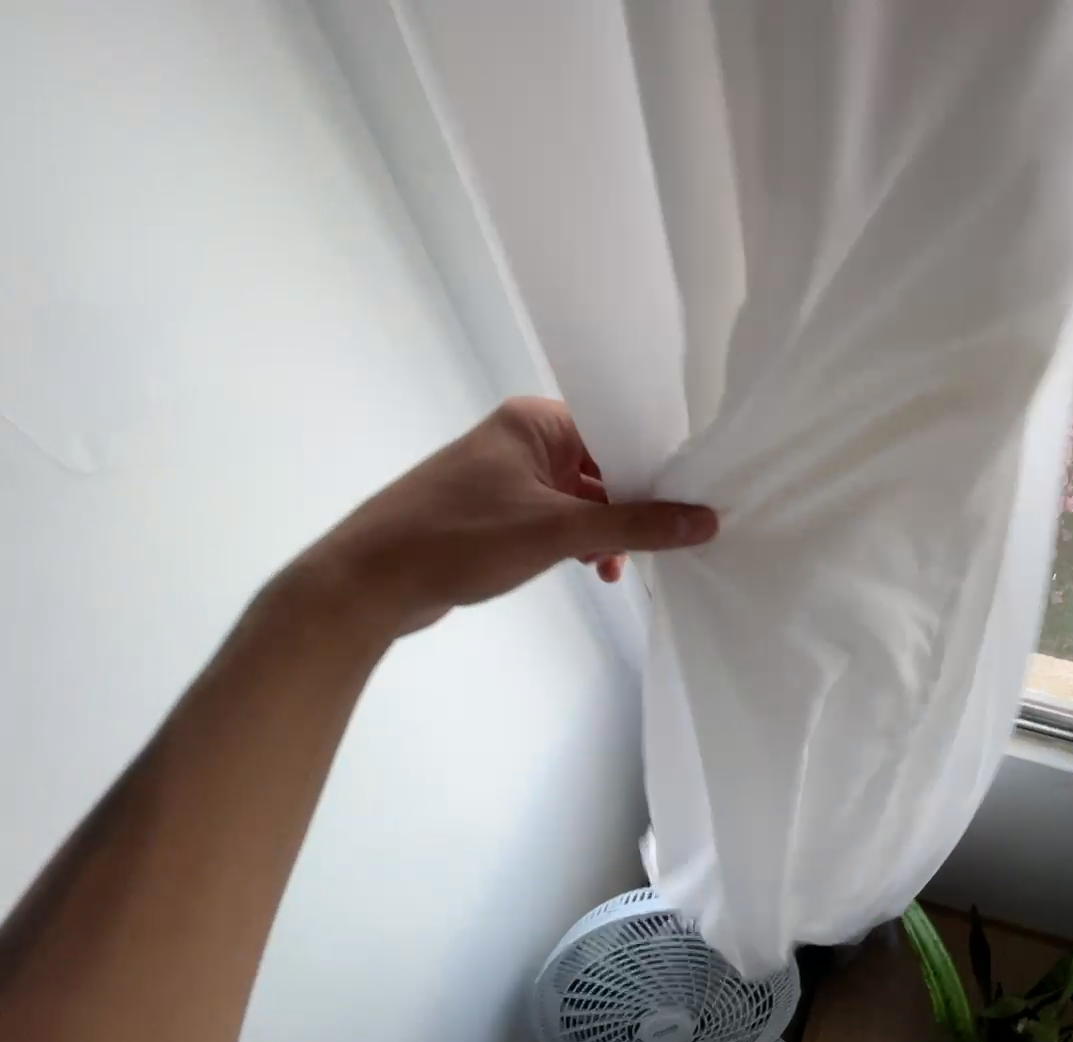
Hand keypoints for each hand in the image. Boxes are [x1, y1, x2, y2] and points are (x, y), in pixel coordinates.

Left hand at [288, 397, 716, 635]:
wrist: (363, 585)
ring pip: (586, 497)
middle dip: (634, 507)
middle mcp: (526, 440)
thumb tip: (708, 521)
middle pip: (607, 467)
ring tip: (618, 564)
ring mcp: (512, 476)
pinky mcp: (502, 510)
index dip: (658, 466)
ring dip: (609, 530)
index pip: (619, 433)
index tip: (692, 499)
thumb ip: (637, 525)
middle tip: (662, 540)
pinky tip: (596, 568)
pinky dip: (582, 540)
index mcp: (537, 423)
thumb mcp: (559, 531)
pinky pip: (562, 517)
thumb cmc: (461, 539)